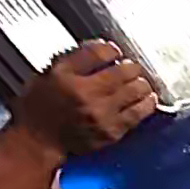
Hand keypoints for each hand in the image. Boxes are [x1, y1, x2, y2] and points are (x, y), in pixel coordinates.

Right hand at [10, 40, 157, 160]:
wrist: (40, 139)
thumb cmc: (40, 107)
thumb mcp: (46, 76)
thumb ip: (72, 63)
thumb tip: (99, 51)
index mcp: (63, 76)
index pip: (94, 54)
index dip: (109, 49)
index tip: (115, 50)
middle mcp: (84, 93)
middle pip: (121, 73)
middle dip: (132, 67)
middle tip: (134, 67)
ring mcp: (101, 113)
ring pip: (134, 92)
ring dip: (142, 84)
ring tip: (143, 82)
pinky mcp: (114, 130)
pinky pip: (138, 114)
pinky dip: (147, 103)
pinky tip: (149, 98)